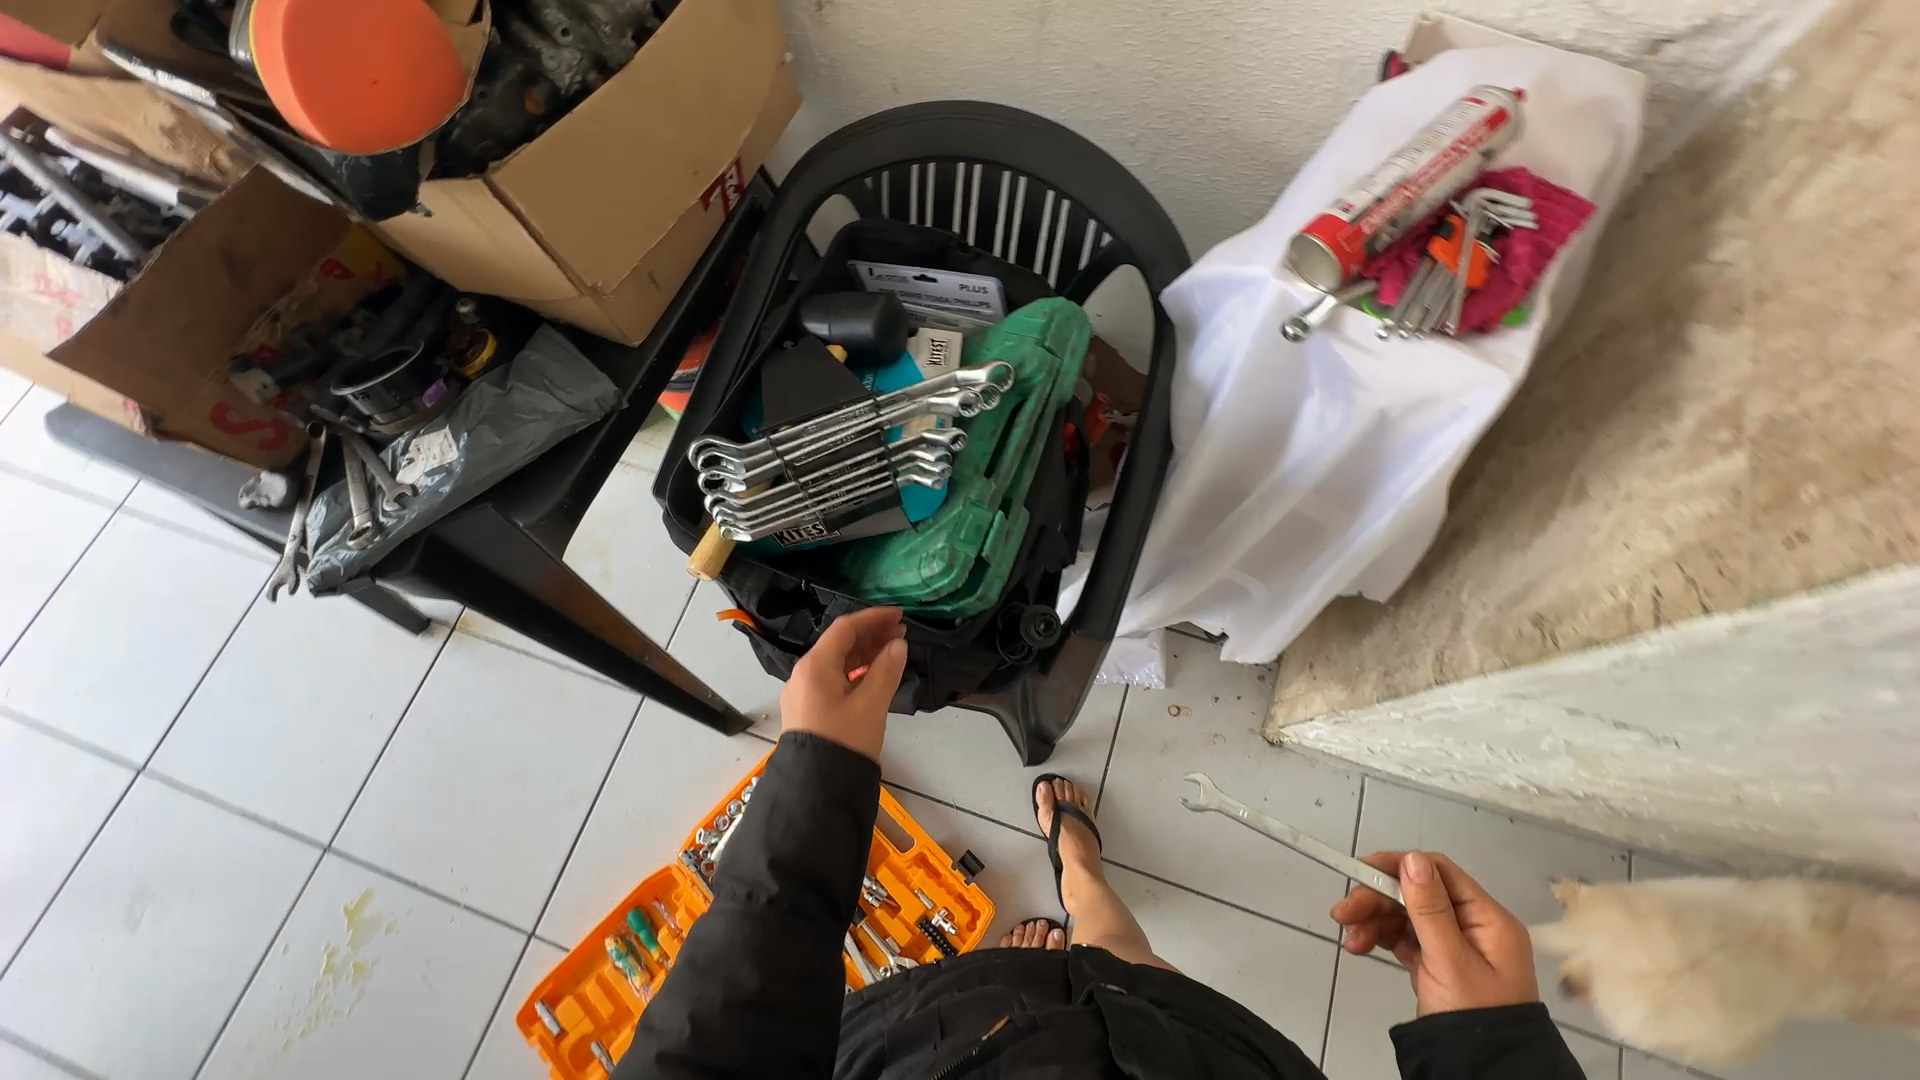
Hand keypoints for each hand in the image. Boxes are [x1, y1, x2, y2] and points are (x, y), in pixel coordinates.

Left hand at [778, 607, 908, 760]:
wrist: (816, 789)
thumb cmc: (845, 741)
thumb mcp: (871, 704)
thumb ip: (886, 670)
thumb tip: (897, 645)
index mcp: (815, 666)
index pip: (845, 628)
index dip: (874, 618)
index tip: (899, 616)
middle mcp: (804, 674)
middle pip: (839, 643)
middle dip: (871, 635)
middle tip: (902, 633)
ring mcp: (804, 693)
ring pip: (837, 662)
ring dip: (865, 653)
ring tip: (894, 651)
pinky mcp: (809, 709)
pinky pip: (833, 679)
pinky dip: (856, 671)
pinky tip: (876, 674)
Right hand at [1330, 851, 1538, 1016]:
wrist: (1483, 1073)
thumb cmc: (1474, 1013)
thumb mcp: (1451, 961)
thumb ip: (1430, 909)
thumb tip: (1412, 858)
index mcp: (1486, 919)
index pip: (1437, 872)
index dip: (1397, 866)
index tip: (1361, 873)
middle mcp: (1470, 924)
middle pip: (1414, 892)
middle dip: (1376, 899)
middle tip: (1342, 913)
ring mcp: (1452, 943)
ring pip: (1403, 913)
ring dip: (1372, 919)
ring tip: (1349, 938)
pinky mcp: (1435, 960)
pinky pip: (1401, 935)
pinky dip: (1378, 936)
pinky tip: (1359, 946)